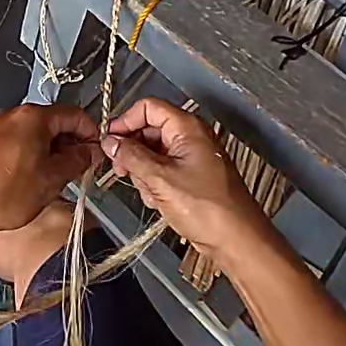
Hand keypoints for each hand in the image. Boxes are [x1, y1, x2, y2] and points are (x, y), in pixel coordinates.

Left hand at [0, 104, 100, 251]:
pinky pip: (20, 140)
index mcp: (33, 117)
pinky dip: (34, 153)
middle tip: (82, 165)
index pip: (75, 115)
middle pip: (55, 121)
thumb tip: (92, 152)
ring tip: (60, 174)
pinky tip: (37, 175)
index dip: (91, 133)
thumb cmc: (1, 196)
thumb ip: (78, 160)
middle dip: (72, 142)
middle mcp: (14, 115)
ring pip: (37, 132)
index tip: (97, 150)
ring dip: (53, 149)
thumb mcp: (52, 179)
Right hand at [101, 98, 275, 262]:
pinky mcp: (191, 176)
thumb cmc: (209, 208)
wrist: (235, 238)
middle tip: (123, 169)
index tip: (110, 141)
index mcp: (187, 127)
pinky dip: (155, 183)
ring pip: (153, 153)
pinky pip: (163, 171)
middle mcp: (191, 137)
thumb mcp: (160, 179)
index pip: (148, 108)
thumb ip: (131, 156)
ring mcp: (192, 156)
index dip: (126, 122)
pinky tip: (159, 200)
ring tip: (151, 191)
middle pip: (149, 130)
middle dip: (133, 151)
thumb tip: (112, 142)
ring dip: (144, 172)